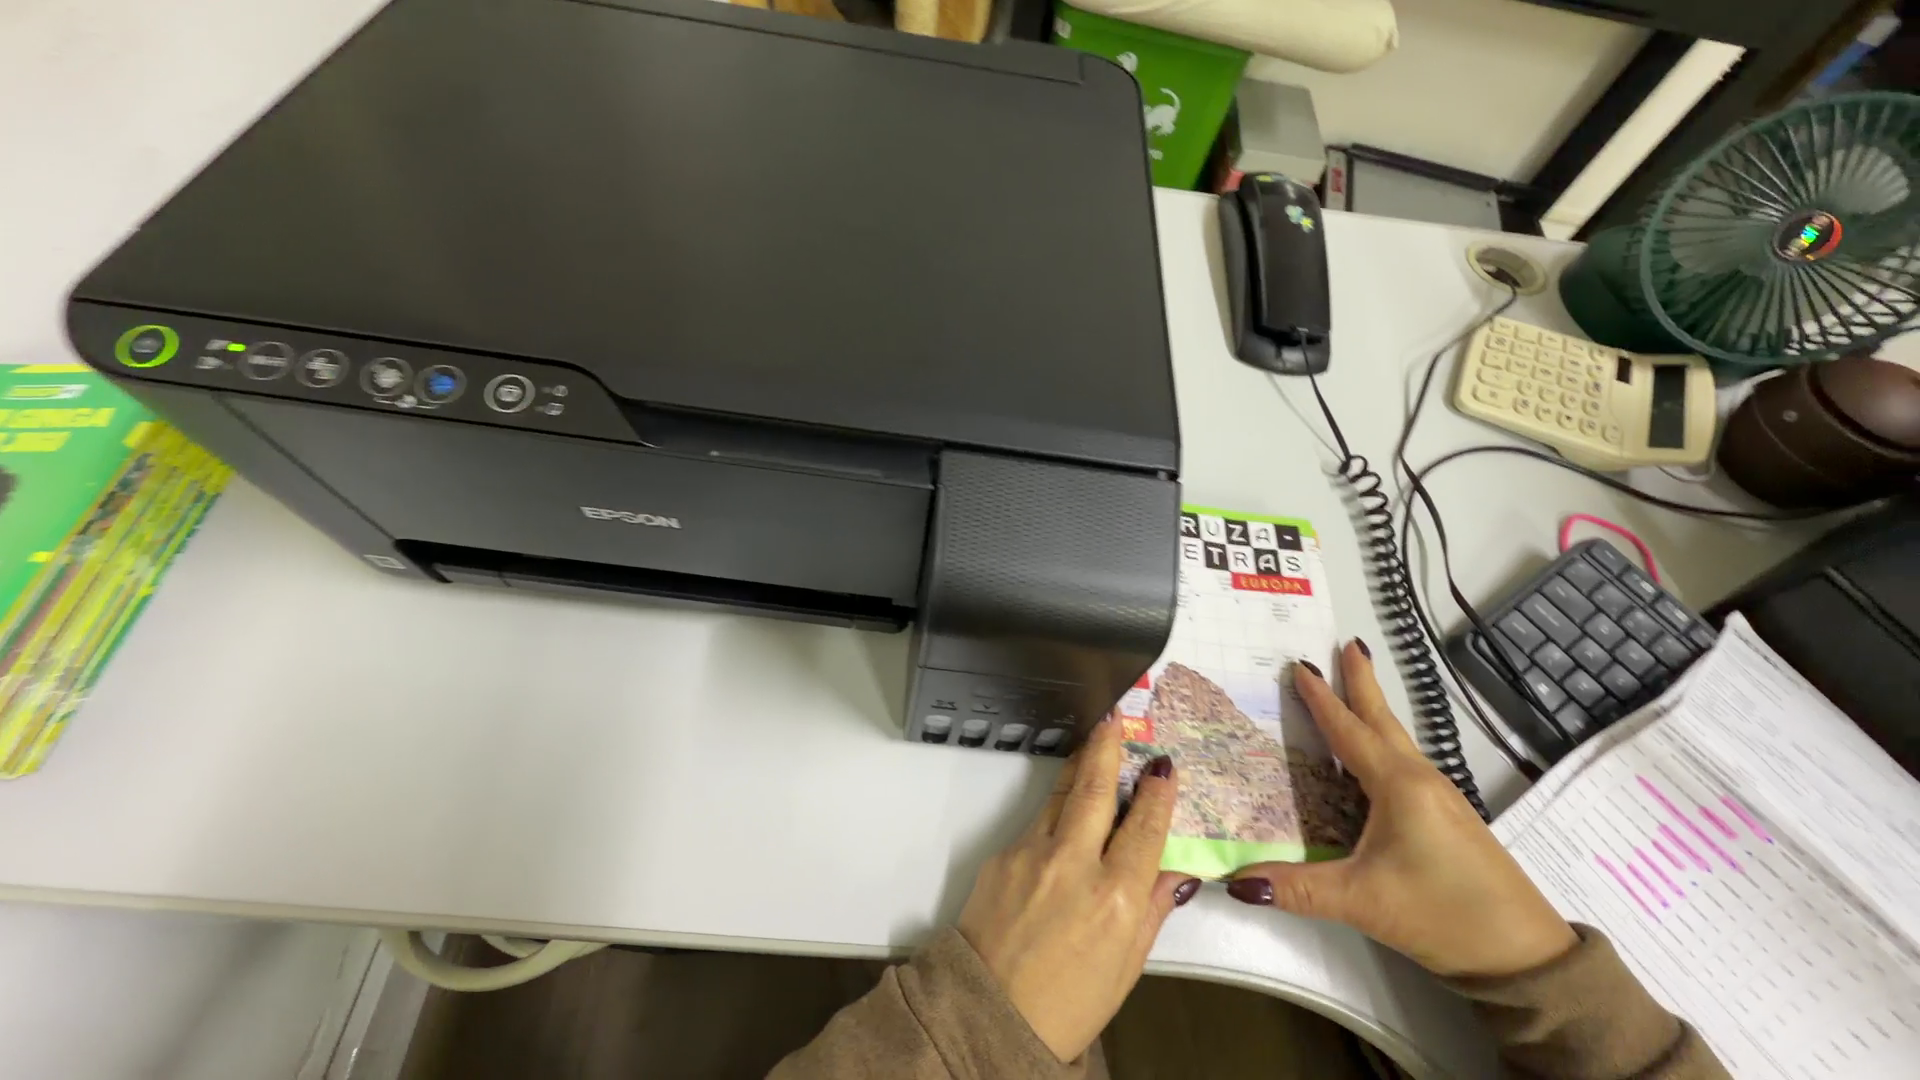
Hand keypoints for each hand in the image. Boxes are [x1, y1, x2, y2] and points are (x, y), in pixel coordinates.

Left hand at [957, 715, 1200, 1061]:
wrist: (988, 1014)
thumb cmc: (1066, 1004)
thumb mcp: (1126, 965)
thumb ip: (1150, 910)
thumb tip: (1170, 871)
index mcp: (1114, 898)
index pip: (1145, 828)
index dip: (1158, 793)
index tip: (1164, 767)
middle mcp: (1073, 866)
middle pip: (1097, 791)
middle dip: (1109, 747)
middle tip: (1116, 716)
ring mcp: (1032, 855)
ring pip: (1062, 795)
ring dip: (1081, 765)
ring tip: (1095, 741)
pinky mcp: (1002, 855)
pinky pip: (1036, 821)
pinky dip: (1056, 808)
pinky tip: (1065, 805)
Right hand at [1227, 642, 1577, 978]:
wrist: (1526, 956)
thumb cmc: (1444, 914)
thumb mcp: (1362, 901)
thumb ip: (1295, 887)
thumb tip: (1233, 882)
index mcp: (1398, 786)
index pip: (1348, 732)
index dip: (1321, 699)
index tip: (1301, 664)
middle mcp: (1419, 781)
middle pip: (1382, 721)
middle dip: (1362, 683)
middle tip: (1348, 645)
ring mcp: (1439, 798)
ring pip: (1396, 741)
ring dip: (1373, 711)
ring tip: (1354, 688)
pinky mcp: (1447, 818)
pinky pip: (1404, 764)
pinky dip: (1382, 742)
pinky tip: (1374, 756)